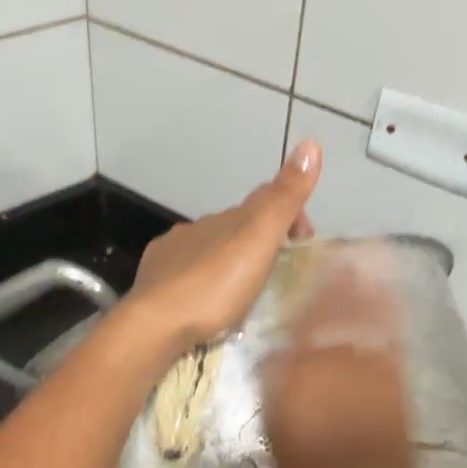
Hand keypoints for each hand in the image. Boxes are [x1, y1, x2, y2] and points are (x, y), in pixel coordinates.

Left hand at [123, 141, 320, 353]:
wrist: (156, 323)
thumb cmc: (215, 285)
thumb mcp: (258, 239)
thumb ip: (284, 198)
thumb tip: (311, 144)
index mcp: (227, 218)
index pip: (265, 199)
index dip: (291, 214)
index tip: (304, 243)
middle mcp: (198, 228)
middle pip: (236, 227)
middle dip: (259, 242)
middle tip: (277, 275)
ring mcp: (173, 253)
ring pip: (210, 250)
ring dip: (229, 263)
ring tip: (243, 294)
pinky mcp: (156, 280)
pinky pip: (186, 273)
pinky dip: (202, 280)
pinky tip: (205, 301)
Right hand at [262, 243, 433, 467]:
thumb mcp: (278, 429)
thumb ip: (275, 384)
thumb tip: (273, 352)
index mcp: (308, 367)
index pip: (305, 316)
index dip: (309, 287)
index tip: (309, 261)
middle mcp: (343, 357)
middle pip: (342, 308)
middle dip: (344, 277)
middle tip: (345, 247)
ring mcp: (376, 367)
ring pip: (372, 316)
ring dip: (372, 285)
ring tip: (372, 255)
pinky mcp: (398, 382)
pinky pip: (395, 336)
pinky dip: (394, 313)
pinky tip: (393, 299)